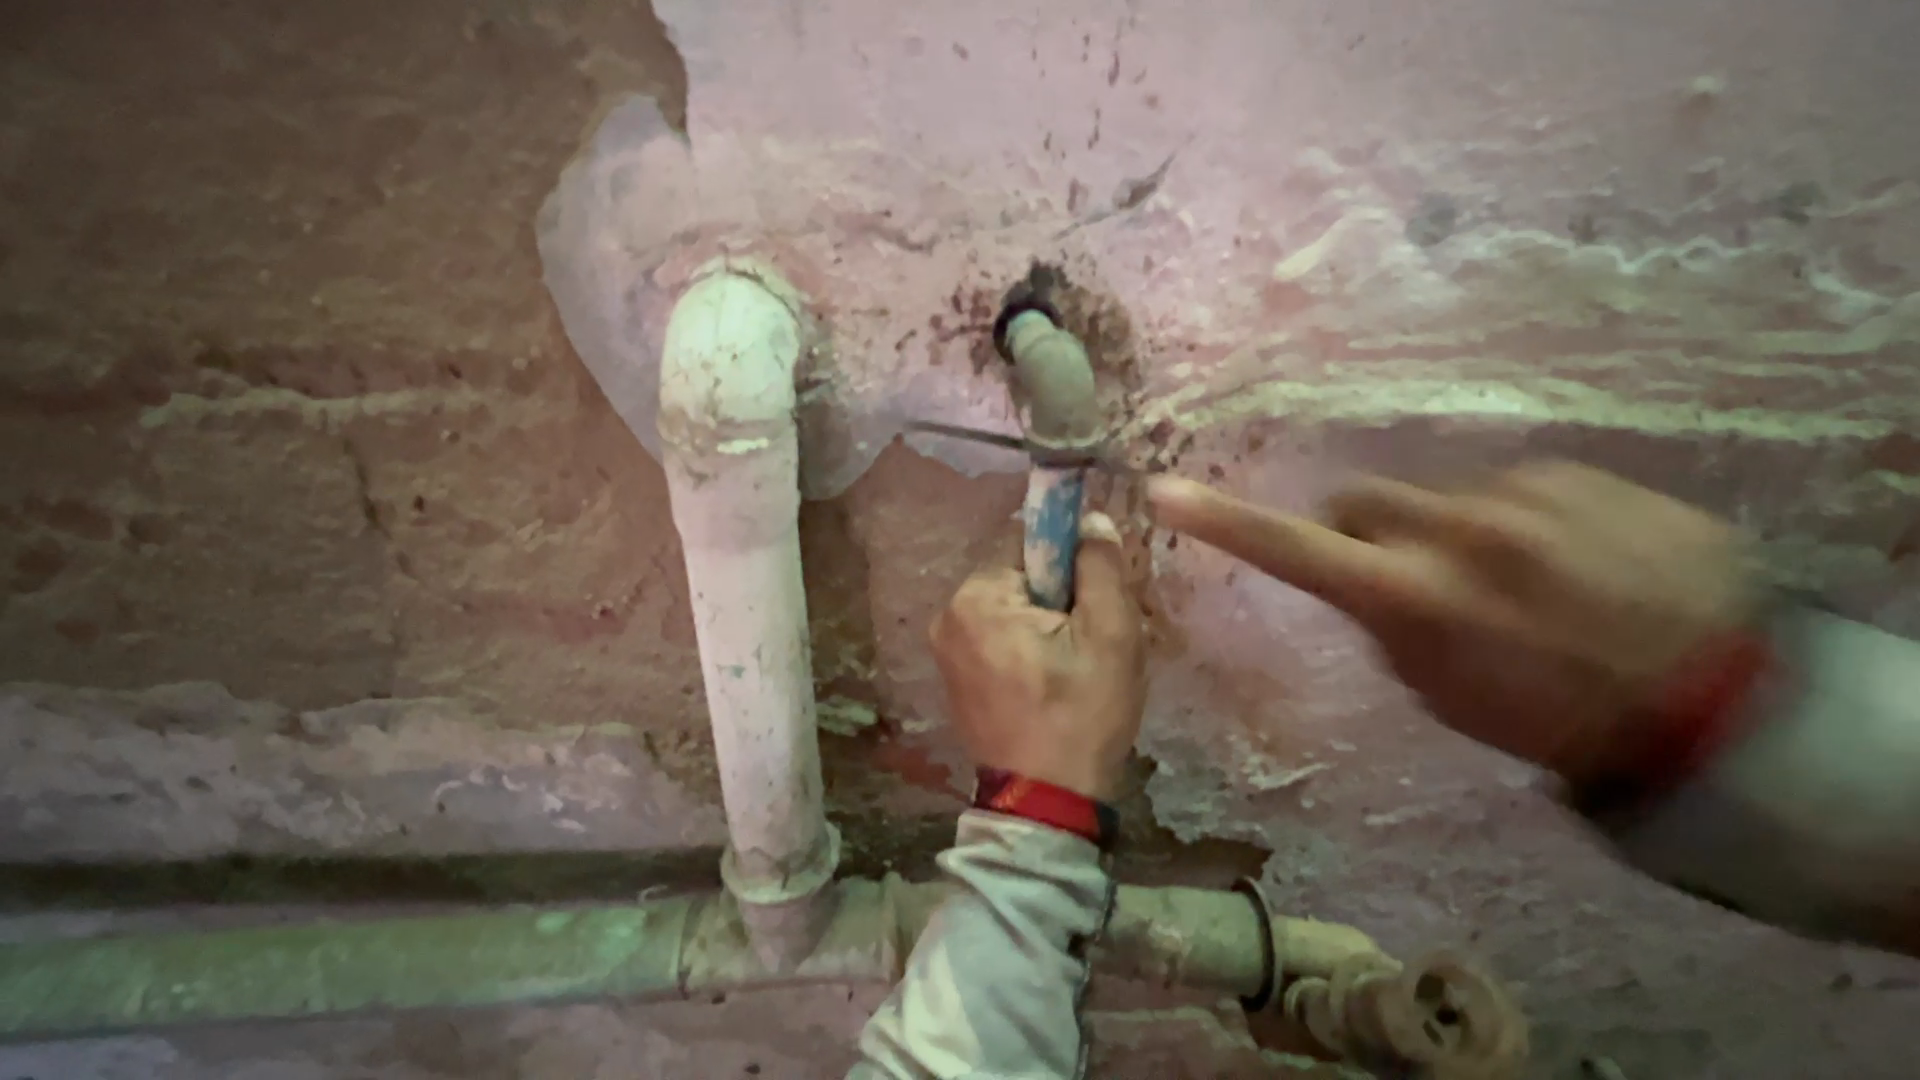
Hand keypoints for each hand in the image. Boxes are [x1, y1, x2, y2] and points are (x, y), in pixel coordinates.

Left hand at [929, 512, 1146, 800]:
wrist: (1046, 802)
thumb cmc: (1082, 714)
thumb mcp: (1111, 634)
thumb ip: (1100, 566)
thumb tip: (1089, 519)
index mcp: (976, 597)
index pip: (1027, 539)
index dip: (1070, 555)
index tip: (1097, 589)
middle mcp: (948, 614)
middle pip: (1018, 574)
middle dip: (1059, 592)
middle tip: (1094, 632)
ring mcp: (945, 649)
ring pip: (1010, 607)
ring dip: (1046, 620)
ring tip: (1076, 662)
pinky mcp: (954, 677)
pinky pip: (996, 637)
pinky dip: (1026, 645)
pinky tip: (1052, 679)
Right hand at [1146, 463, 1758, 782]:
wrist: (1722, 698)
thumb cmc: (1552, 717)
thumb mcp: (1440, 692)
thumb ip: (1385, 624)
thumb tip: (1366, 582)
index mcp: (1413, 595)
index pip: (1293, 548)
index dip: (1224, 522)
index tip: (1167, 490)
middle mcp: (1458, 530)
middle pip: (1358, 501)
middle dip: (1363, 532)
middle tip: (1405, 576)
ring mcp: (1522, 495)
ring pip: (1439, 498)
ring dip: (1451, 532)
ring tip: (1516, 583)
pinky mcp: (1580, 476)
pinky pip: (1512, 489)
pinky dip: (1516, 522)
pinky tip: (1567, 565)